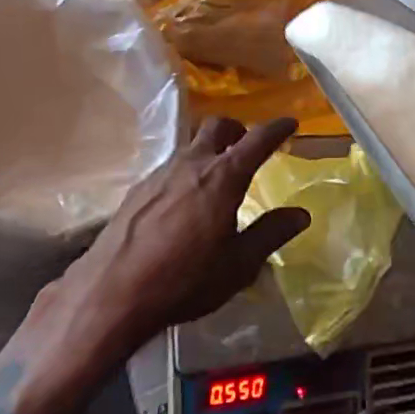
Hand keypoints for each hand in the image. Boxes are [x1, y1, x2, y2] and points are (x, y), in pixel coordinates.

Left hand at [48, 117, 310, 354]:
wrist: (114, 290)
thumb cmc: (186, 279)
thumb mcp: (239, 264)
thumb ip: (270, 234)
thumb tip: (300, 214)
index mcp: (223, 177)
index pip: (256, 140)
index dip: (276, 129)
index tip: (289, 123)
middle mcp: (191, 163)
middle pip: (217, 126)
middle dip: (238, 129)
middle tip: (248, 145)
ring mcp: (160, 173)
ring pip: (190, 145)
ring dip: (209, 149)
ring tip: (218, 174)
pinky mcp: (139, 188)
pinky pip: (171, 166)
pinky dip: (187, 169)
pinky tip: (185, 199)